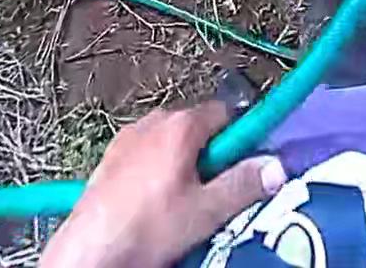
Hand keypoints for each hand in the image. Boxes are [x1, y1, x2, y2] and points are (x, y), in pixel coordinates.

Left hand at [40, 101, 285, 267]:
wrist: (87, 253)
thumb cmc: (149, 228)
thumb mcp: (204, 213)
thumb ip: (242, 184)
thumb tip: (278, 166)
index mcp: (183, 123)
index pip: (226, 112)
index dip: (239, 136)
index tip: (243, 162)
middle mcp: (157, 117)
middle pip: (199, 123)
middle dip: (210, 150)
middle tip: (212, 188)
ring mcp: (131, 133)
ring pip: (172, 136)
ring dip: (183, 156)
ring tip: (180, 197)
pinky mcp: (111, 152)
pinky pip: (147, 147)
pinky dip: (156, 162)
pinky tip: (151, 197)